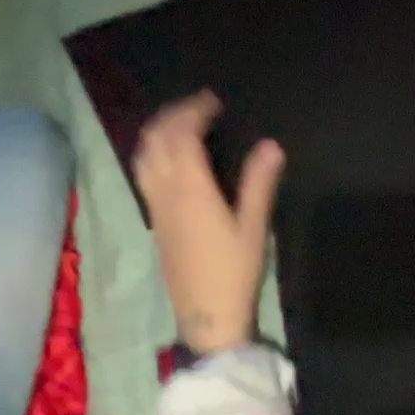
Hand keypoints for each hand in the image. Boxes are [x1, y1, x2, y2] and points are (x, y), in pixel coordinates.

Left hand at [135, 91, 284, 354]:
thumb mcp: (254, 228)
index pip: (184, 134)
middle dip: (174, 115)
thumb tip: (271, 145)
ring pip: (144, 154)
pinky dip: (153, 151)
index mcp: (192, 188)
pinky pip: (144, 172)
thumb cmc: (235, 272)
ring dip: (158, 131)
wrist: (206, 314)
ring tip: (180, 124)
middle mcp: (166, 190)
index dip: (195, 111)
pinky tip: (169, 157)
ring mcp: (155, 206)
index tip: (213, 100)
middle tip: (198, 107)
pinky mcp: (155, 220)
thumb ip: (259, 184)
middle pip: (157, 138)